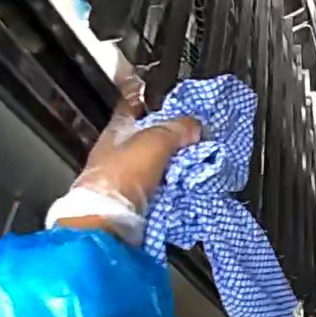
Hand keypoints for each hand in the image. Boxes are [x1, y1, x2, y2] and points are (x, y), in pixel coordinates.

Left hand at [55, 79, 200, 235]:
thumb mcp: (155, 142)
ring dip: (181, 156)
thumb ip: (177, 128)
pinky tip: (196, 175)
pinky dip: (181, 176)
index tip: (176, 94)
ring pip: (162, 156)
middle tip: (200, 127)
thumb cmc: (124, 175)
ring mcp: (130, 174)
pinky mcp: (142, 196)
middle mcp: (120, 150)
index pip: (134, 104)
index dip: (153, 97)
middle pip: (152, 132)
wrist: (111, 222)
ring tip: (204, 151)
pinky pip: (167, 179)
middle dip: (175, 130)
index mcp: (116, 132)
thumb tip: (196, 125)